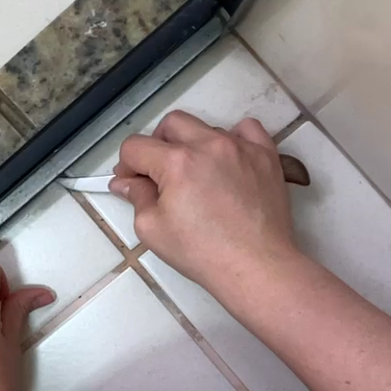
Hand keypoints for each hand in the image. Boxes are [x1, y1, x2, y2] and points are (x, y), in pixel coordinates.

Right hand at [111, 112, 300, 293]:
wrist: (255, 265)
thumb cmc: (202, 252)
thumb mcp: (152, 229)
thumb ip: (136, 196)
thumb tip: (125, 182)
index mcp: (176, 162)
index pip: (135, 147)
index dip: (126, 165)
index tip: (131, 183)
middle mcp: (208, 145)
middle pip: (170, 125)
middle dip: (156, 146)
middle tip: (158, 175)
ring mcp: (241, 147)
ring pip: (205, 127)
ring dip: (192, 145)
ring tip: (196, 175)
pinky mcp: (265, 155)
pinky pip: (247, 129)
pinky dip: (232, 138)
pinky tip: (227, 160)